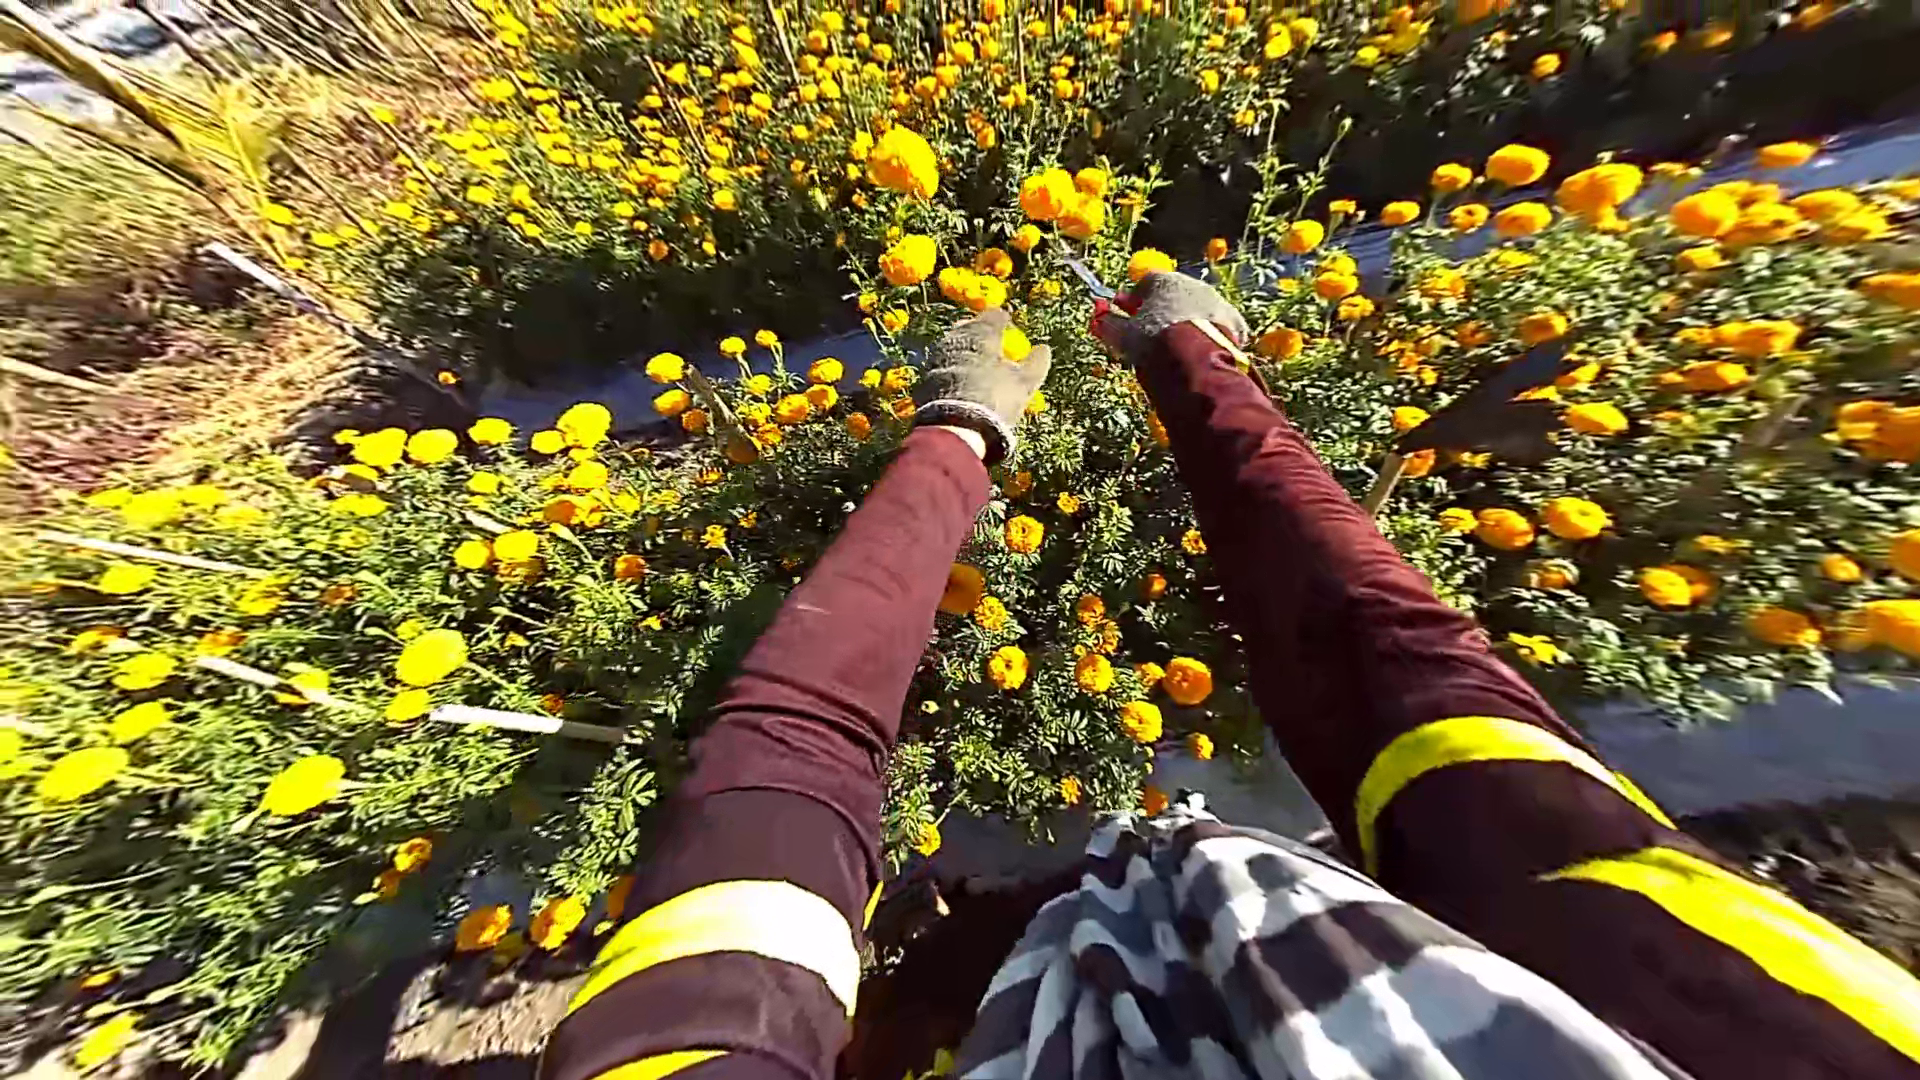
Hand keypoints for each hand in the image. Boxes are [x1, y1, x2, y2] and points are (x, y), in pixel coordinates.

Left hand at [912, 308, 1051, 464]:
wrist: (956, 427)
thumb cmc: (996, 399)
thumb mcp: (1024, 383)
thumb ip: (1035, 363)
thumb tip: (1044, 349)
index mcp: (982, 333)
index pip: (994, 316)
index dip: (1003, 320)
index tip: (1008, 326)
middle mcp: (957, 338)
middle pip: (969, 327)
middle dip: (979, 332)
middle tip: (989, 344)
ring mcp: (938, 356)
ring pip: (952, 345)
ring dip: (963, 350)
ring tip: (973, 363)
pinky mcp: (925, 377)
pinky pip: (942, 365)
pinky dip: (951, 368)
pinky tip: (958, 380)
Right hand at [1093, 271, 1248, 361]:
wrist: (1194, 362)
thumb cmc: (1152, 343)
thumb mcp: (1124, 335)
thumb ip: (1110, 323)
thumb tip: (1099, 316)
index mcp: (1163, 281)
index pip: (1144, 284)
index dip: (1134, 301)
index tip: (1127, 316)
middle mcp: (1193, 284)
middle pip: (1173, 295)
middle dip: (1161, 311)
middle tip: (1152, 334)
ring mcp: (1216, 301)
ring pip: (1196, 310)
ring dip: (1186, 323)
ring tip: (1176, 348)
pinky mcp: (1235, 322)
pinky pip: (1217, 326)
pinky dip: (1207, 335)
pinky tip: (1199, 353)